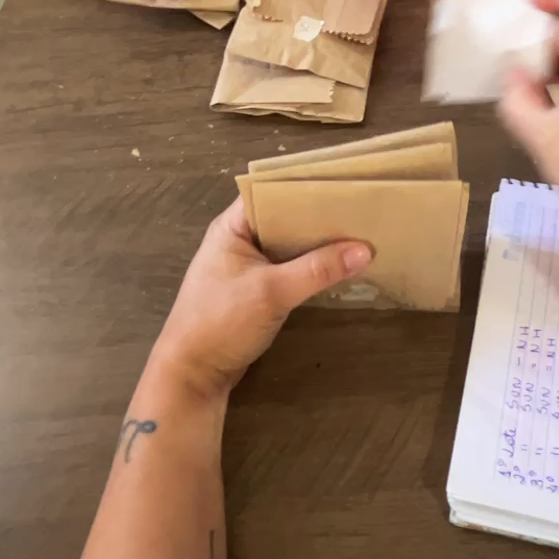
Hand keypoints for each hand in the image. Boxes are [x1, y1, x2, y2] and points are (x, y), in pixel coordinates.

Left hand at [147, 197, 372, 399]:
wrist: (193, 375)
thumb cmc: (221, 322)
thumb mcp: (272, 292)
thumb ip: (318, 270)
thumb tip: (365, 250)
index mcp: (233, 226)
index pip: (271, 190)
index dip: (305, 184)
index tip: (343, 182)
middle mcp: (240, 239)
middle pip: (284, 216)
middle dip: (319, 214)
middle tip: (360, 207)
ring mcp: (248, 265)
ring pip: (290, 244)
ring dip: (317, 242)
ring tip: (358, 231)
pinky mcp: (258, 288)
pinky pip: (290, 266)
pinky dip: (312, 265)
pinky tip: (339, 265)